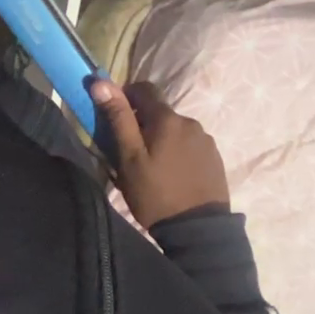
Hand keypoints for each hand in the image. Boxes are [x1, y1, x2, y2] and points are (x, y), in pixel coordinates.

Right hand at [90, 79, 228, 227]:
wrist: (198, 232)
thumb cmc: (155, 193)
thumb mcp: (129, 157)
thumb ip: (118, 117)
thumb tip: (101, 82)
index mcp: (167, 119)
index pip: (143, 88)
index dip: (125, 97)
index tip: (114, 119)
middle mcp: (190, 122)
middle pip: (159, 111)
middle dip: (142, 123)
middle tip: (129, 151)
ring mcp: (206, 140)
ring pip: (174, 128)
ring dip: (160, 137)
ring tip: (151, 166)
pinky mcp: (214, 157)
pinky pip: (189, 144)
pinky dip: (176, 151)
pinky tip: (171, 174)